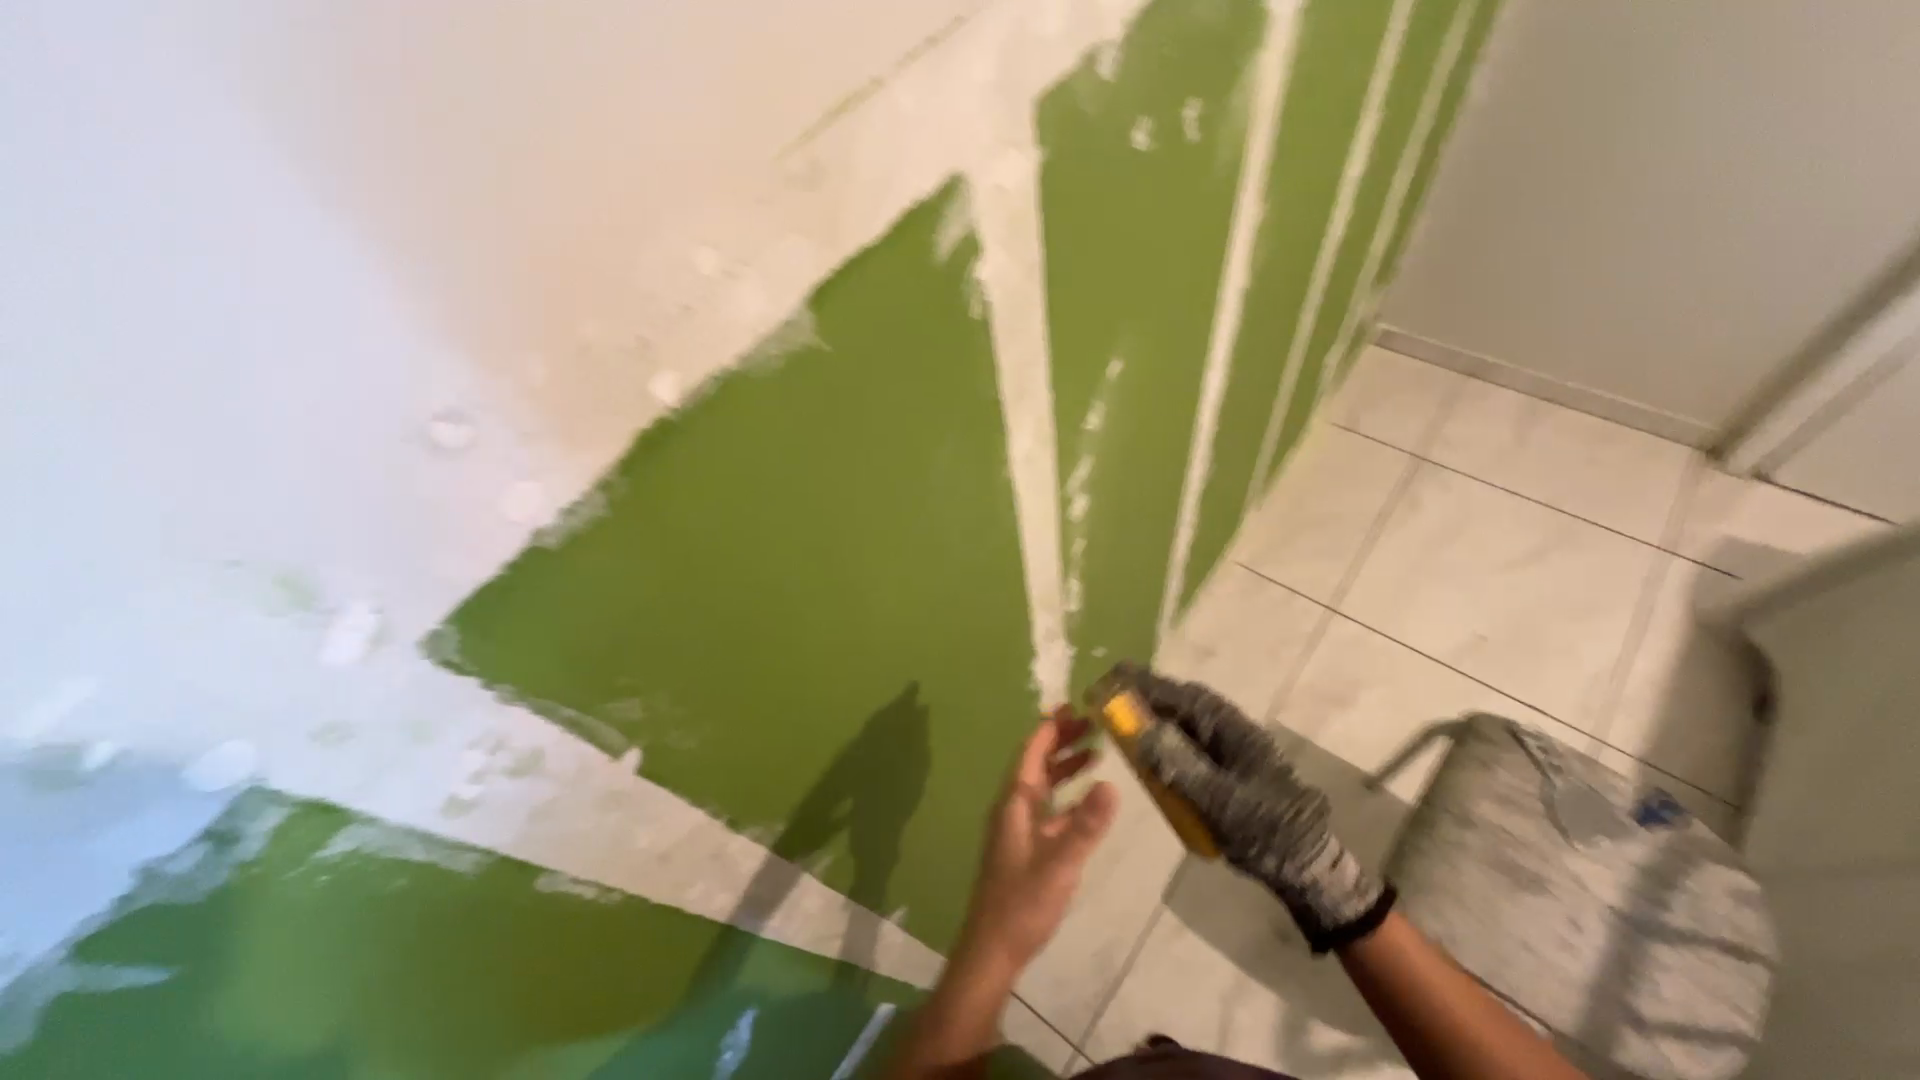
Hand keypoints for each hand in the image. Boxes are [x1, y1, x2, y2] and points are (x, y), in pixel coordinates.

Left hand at [955, 710, 1118, 976]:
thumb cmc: (1023, 902)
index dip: (1050, 728)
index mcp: (1014, 804)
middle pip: (1036, 764)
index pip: (1031, 753)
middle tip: (1092, 724)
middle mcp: (1013, 809)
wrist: (993, 947)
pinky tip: (1087, 801)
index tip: (1074, 706)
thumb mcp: (1061, 863)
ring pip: (1042, 786)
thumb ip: (1086, 826)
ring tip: (1095, 752)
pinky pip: (1048, 808)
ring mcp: (1019, 829)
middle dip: (1061, 741)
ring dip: (1065, 766)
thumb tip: (1112, 784)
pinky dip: (1067, 796)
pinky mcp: (1027, 849)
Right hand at [1120, 663, 1394, 952]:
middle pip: (1181, 705)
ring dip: (1152, 718)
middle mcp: (1229, 732)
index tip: (1113, 676)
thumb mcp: (1222, 801)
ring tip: (1117, 718)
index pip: (1184, 696)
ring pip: (1183, 724)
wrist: (1305, 866)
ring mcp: (1227, 752)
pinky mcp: (1224, 772)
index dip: (1147, 685)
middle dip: (1144, 697)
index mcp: (1233, 729)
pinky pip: (1187, 747)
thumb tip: (1142, 732)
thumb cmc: (1267, 830)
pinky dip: (1163, 742)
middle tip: (1105, 697)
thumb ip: (1181, 766)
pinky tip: (1146, 751)